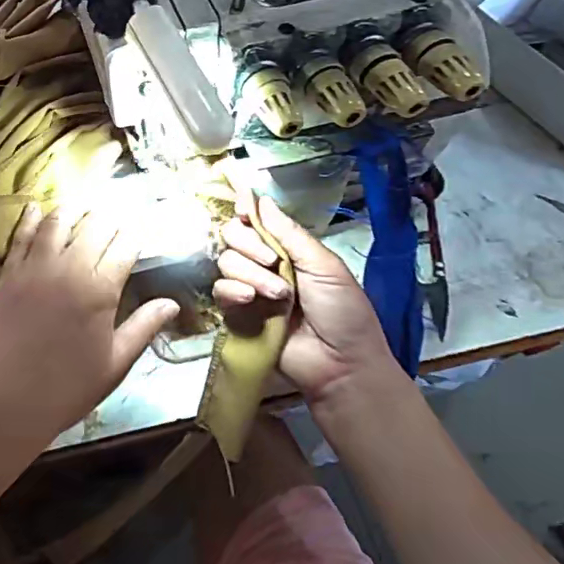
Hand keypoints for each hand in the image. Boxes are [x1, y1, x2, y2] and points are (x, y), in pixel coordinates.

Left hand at [0, 203, 180, 448]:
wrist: (6, 399)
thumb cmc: (68, 387)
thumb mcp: (116, 362)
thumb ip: (144, 326)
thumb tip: (172, 303)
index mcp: (101, 289)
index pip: (125, 245)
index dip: (136, 233)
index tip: (142, 229)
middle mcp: (70, 268)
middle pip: (95, 225)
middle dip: (111, 217)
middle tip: (118, 215)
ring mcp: (36, 267)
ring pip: (58, 222)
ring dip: (74, 209)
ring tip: (84, 205)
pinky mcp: (9, 273)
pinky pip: (21, 236)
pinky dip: (31, 219)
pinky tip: (36, 207)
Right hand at [213, 192, 396, 401]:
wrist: (341, 364)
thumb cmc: (343, 311)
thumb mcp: (325, 266)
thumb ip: (290, 234)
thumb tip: (261, 200)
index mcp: (287, 250)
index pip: (257, 221)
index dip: (246, 211)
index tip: (243, 209)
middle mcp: (264, 265)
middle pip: (233, 237)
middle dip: (247, 243)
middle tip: (270, 260)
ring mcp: (249, 289)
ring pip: (227, 262)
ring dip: (249, 272)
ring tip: (276, 293)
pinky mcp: (237, 314)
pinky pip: (220, 291)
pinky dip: (232, 290)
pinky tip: (250, 298)